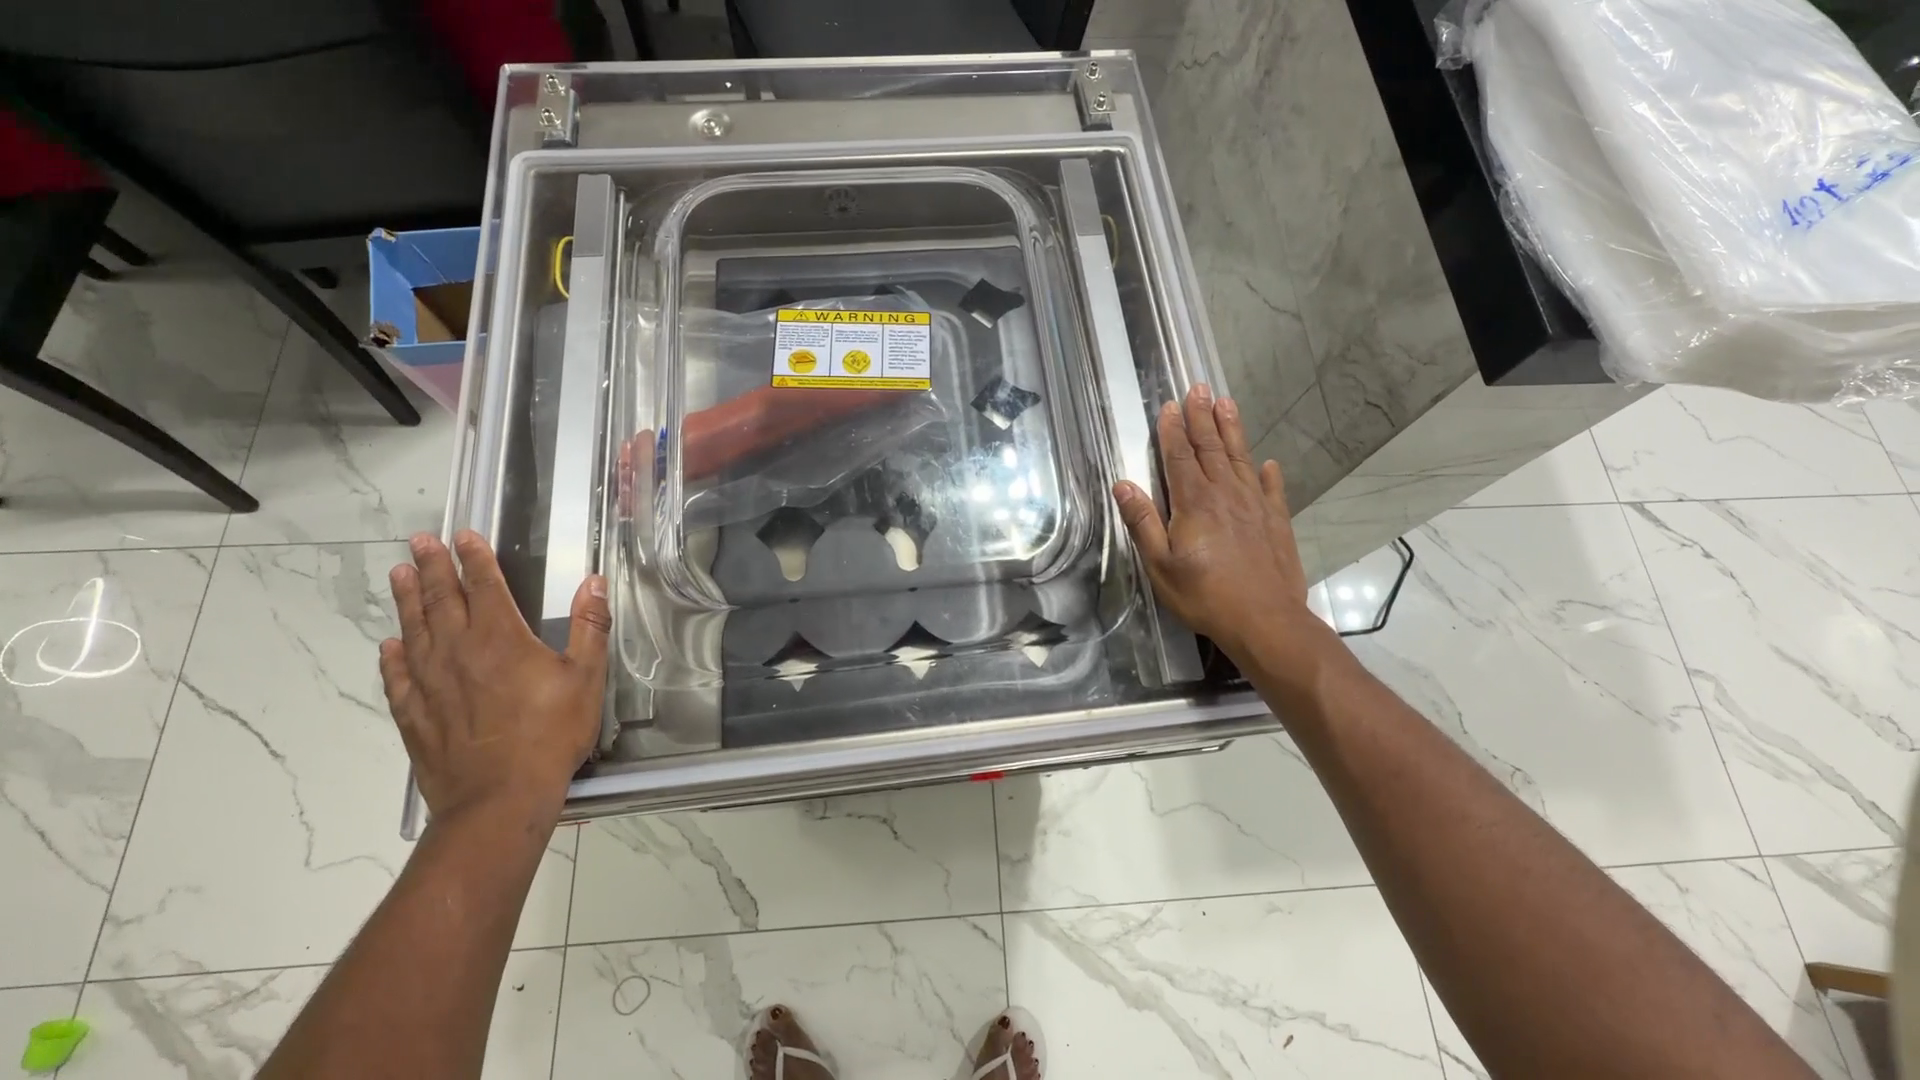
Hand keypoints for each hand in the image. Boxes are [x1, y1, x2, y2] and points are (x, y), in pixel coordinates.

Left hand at [380, 531, 610, 825]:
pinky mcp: (414, 713)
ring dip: (406, 600)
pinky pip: (397, 676)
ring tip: (398, 575)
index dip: (473, 557)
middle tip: (420, 541)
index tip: (462, 535)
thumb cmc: (550, 735)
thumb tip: (594, 583)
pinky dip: (392, 657)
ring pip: (413, 629)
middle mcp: (457, 650)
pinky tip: (389, 647)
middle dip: (431, 567)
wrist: (498, 796)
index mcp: (500, 637)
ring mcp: (429, 682)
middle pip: (439, 599)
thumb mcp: (586, 679)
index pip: (482, 585)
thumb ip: (590, 628)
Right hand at [1113, 385, 1322, 659]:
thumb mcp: (1160, 564)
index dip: (1172, 430)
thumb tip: (1123, 484)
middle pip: (1210, 447)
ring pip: (1240, 458)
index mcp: (1193, 502)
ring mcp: (1254, 505)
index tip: (1170, 405)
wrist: (1264, 618)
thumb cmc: (1204, 595)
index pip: (1180, 456)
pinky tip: (1266, 463)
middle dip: (1202, 417)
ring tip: (1227, 404)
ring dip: (1231, 431)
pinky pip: (1271, 488)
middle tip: (1199, 388)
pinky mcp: (1276, 521)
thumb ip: (1142, 522)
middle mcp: (1225, 494)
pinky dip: (1267, 473)